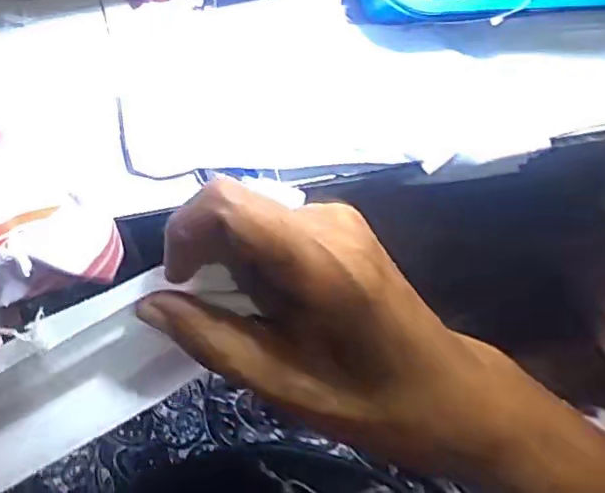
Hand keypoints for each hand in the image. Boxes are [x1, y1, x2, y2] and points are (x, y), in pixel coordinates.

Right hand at [135, 179, 604, 492]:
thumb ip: (210, 340)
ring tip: (250, 304)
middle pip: (229, 204)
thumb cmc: (374, 401)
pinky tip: (271, 290)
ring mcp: (333, 213)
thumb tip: (148, 305)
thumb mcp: (285, 388)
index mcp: (319, 261)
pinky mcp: (334, 216)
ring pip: (243, 209)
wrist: (456, 396)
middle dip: (203, 247)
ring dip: (226, 251)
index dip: (185, 230)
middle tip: (210, 300)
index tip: (179, 280)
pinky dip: (247, 248)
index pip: (227, 203)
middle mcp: (325, 219)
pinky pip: (264, 215)